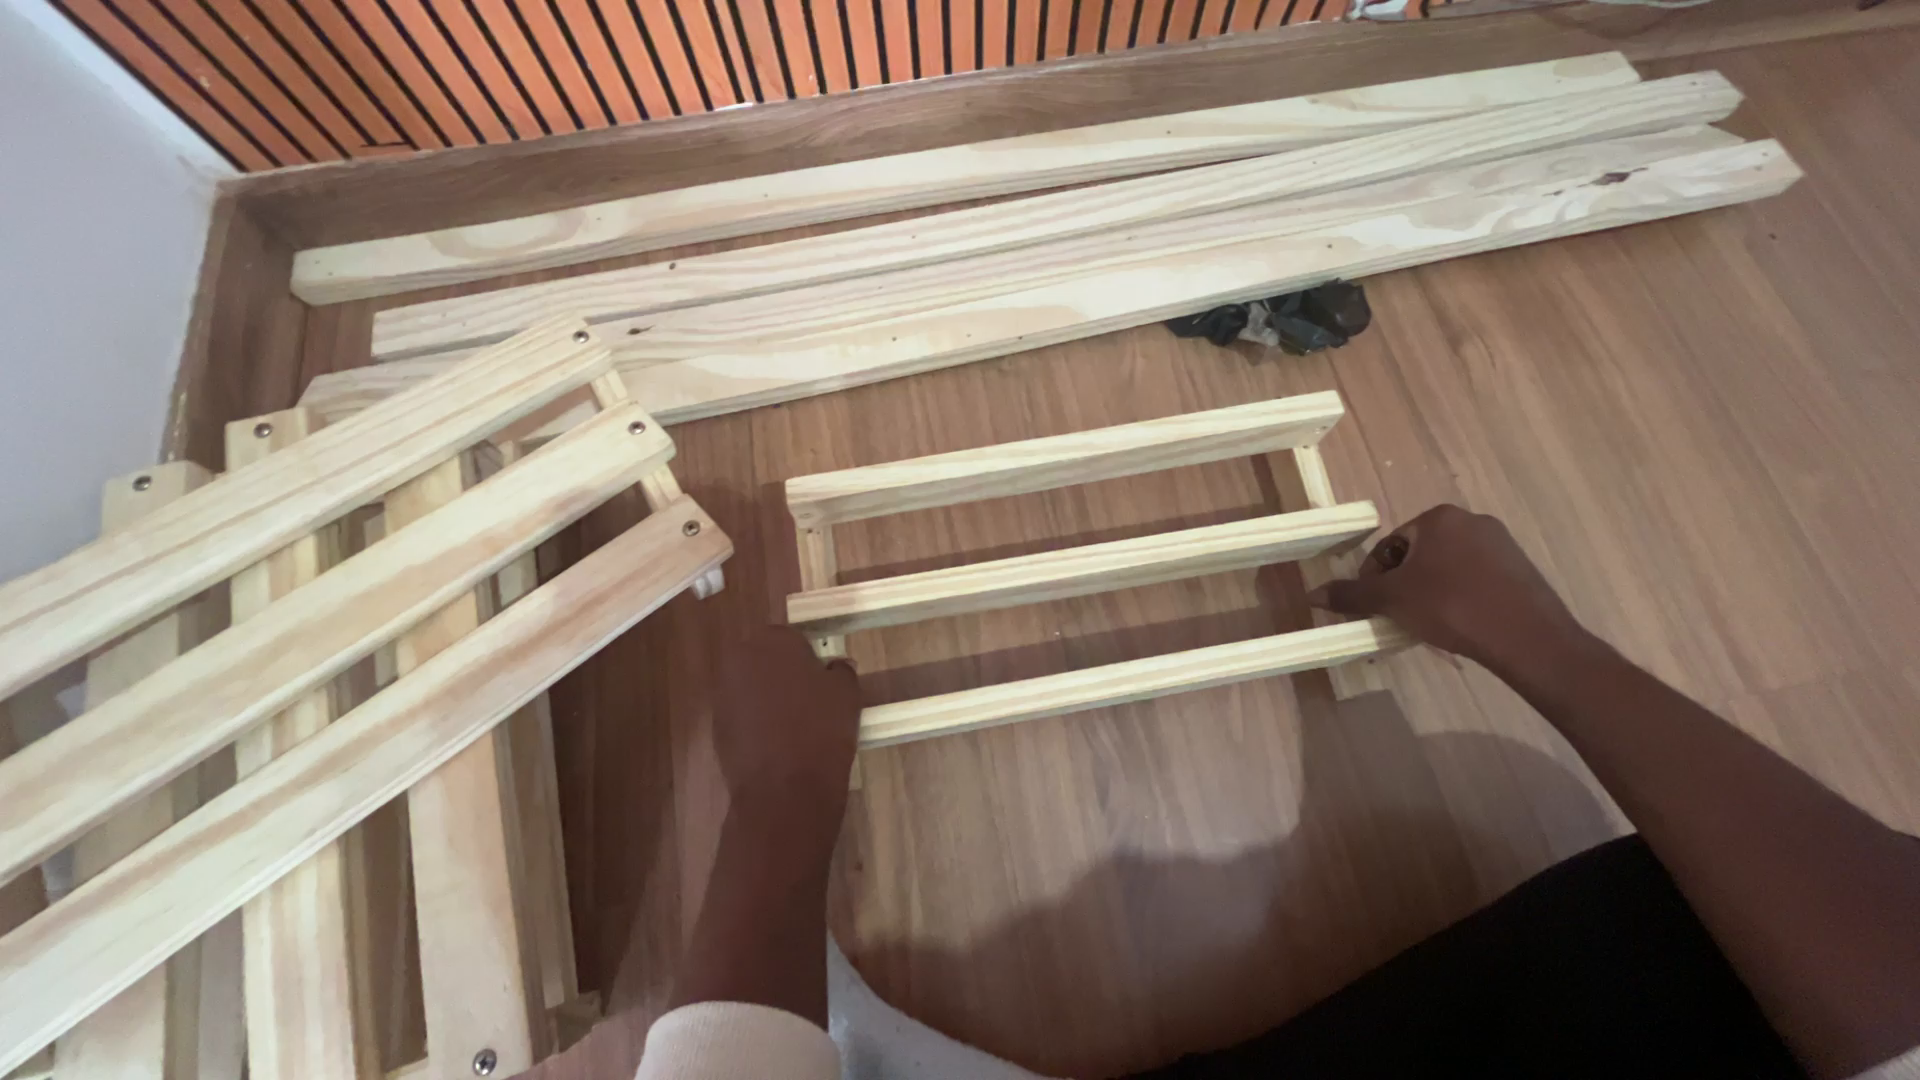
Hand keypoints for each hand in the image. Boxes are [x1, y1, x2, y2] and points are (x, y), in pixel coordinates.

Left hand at [712, 626, 860, 808]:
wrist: (786, 788)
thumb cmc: (822, 728)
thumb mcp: (847, 693)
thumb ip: (841, 671)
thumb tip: (837, 666)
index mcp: (773, 640)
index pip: (791, 638)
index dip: (808, 659)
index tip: (820, 681)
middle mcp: (740, 659)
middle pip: (765, 660)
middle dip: (782, 674)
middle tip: (807, 700)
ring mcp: (723, 693)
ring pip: (750, 687)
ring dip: (766, 698)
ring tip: (793, 725)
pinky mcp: (715, 726)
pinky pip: (741, 714)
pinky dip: (754, 723)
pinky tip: (776, 744)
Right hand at [1308, 504, 1588, 671]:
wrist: (1528, 638)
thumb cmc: (1451, 607)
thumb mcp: (1391, 600)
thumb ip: (1351, 594)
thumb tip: (1312, 594)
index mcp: (1438, 518)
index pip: (1388, 545)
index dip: (1374, 578)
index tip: (1375, 606)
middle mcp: (1471, 521)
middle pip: (1417, 554)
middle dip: (1403, 584)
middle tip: (1398, 615)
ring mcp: (1501, 544)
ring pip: (1446, 567)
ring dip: (1429, 591)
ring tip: (1427, 622)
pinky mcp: (1521, 569)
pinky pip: (1474, 578)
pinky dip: (1459, 597)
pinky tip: (1458, 623)